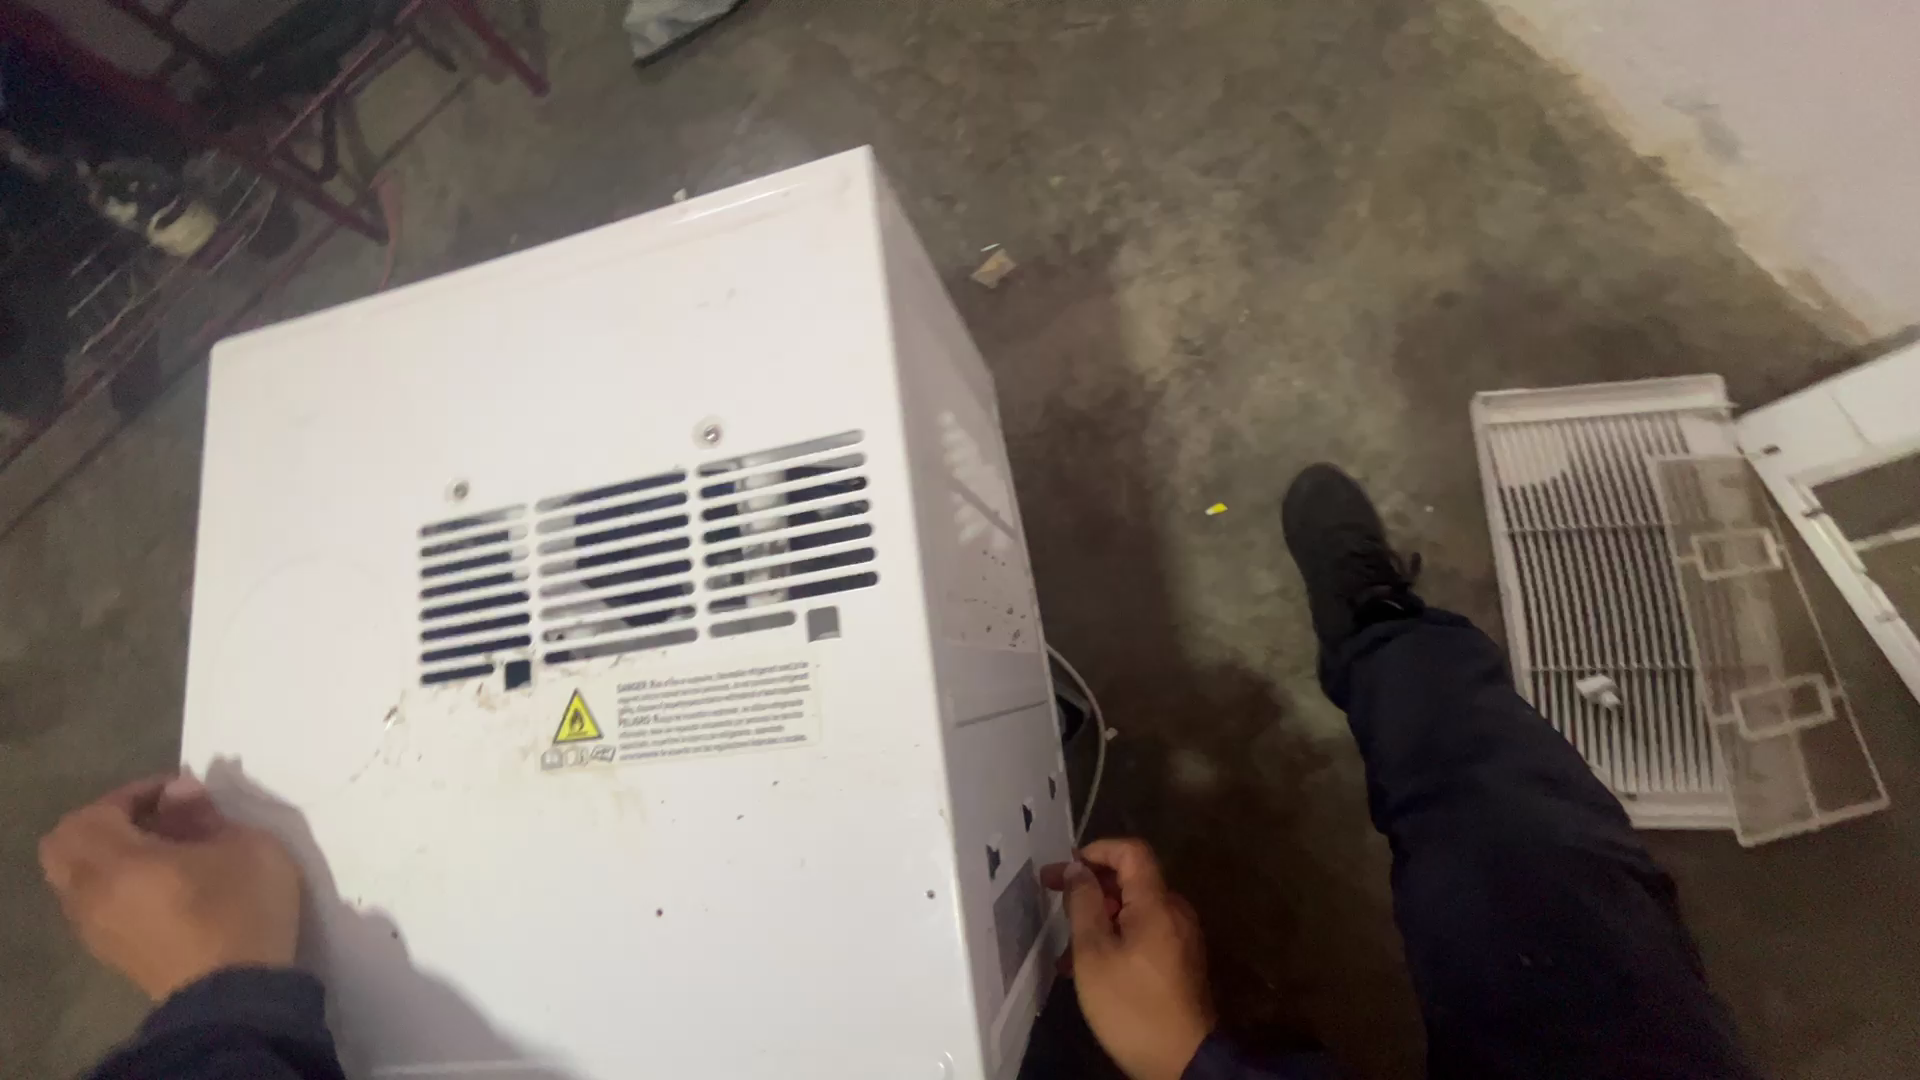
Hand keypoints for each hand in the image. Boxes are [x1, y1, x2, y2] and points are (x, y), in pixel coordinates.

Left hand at [40, 774, 303, 1000]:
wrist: (232, 984)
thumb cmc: (242, 903)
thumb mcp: (246, 846)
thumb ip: (205, 817)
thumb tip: (180, 795)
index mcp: (117, 865)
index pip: (91, 816)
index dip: (132, 794)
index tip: (181, 790)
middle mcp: (88, 894)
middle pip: (66, 846)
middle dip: (110, 821)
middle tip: (165, 814)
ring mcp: (92, 924)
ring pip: (78, 874)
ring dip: (114, 850)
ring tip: (174, 846)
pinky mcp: (108, 944)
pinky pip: (95, 898)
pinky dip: (119, 877)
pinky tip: (170, 880)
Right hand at [1042, 839, 1214, 1079]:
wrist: (1185, 1067)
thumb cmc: (1132, 1007)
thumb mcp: (1093, 953)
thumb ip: (1084, 904)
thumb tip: (1079, 868)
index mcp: (1156, 903)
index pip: (1131, 851)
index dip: (1097, 850)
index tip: (1067, 868)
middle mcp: (1174, 911)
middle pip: (1131, 879)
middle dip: (1091, 885)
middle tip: (1055, 897)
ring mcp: (1181, 937)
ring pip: (1135, 909)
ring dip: (1100, 916)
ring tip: (1067, 946)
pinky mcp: (1181, 962)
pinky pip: (1145, 932)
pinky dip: (1117, 936)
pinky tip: (1092, 966)